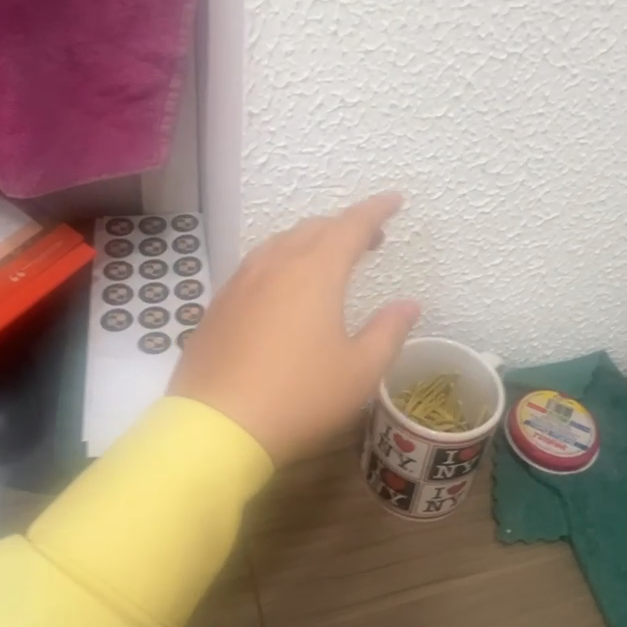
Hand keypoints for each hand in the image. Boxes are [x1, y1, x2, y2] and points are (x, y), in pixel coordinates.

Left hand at [169, 194, 420, 465]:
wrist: (217, 426)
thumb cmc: (299, 397)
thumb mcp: (359, 371)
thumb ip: (388, 331)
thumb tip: (408, 304)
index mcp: (315, 272)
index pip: (351, 225)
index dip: (376, 210)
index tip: (394, 201)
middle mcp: (275, 265)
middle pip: (314, 229)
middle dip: (345, 227)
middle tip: (370, 240)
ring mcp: (241, 283)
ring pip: (280, 244)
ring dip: (310, 242)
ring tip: (328, 260)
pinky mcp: (218, 305)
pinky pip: (256, 267)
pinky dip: (281, 263)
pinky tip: (284, 290)